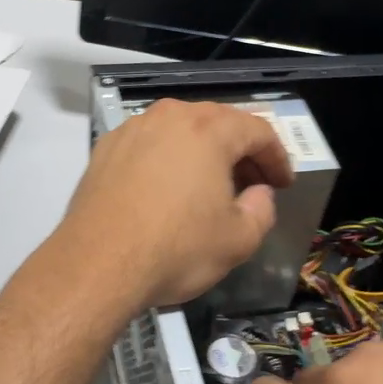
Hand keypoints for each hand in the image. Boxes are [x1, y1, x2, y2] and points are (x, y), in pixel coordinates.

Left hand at [61, 98, 293, 309]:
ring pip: (179, 131)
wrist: (98, 266)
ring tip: (211, 185)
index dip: (277, 157)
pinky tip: (168, 190)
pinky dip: (167, 161)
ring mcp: (131, 130)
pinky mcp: (104, 151)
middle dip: (241, 151)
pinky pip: (148, 146)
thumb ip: (261, 210)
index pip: (257, 130)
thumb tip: (259, 194)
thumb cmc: (177, 250)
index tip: (284, 183)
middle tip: (254, 182)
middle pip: (217, 123)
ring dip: (202, 153)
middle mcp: (169, 117)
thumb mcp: (238, 240)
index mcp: (208, 130)